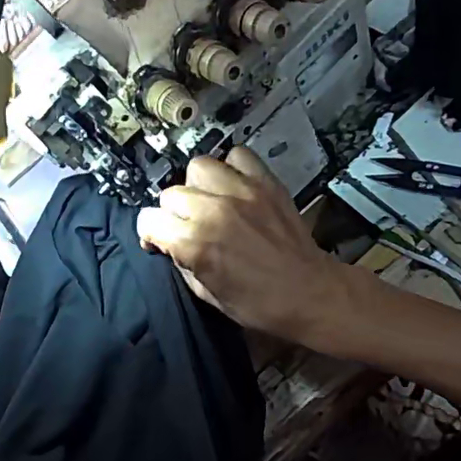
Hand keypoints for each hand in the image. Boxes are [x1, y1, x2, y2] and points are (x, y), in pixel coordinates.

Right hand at [137, 148, 353, 346]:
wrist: (311, 294)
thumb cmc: (258, 304)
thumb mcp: (205, 294)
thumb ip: (181, 261)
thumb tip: (171, 242)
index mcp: (194, 243)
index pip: (148, 220)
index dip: (151, 234)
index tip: (160, 242)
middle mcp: (212, 210)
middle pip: (170, 193)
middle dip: (173, 212)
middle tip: (188, 226)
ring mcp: (240, 191)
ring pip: (198, 166)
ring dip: (198, 185)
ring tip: (210, 201)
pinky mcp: (265, 182)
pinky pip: (237, 156)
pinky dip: (232, 168)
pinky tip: (235, 187)